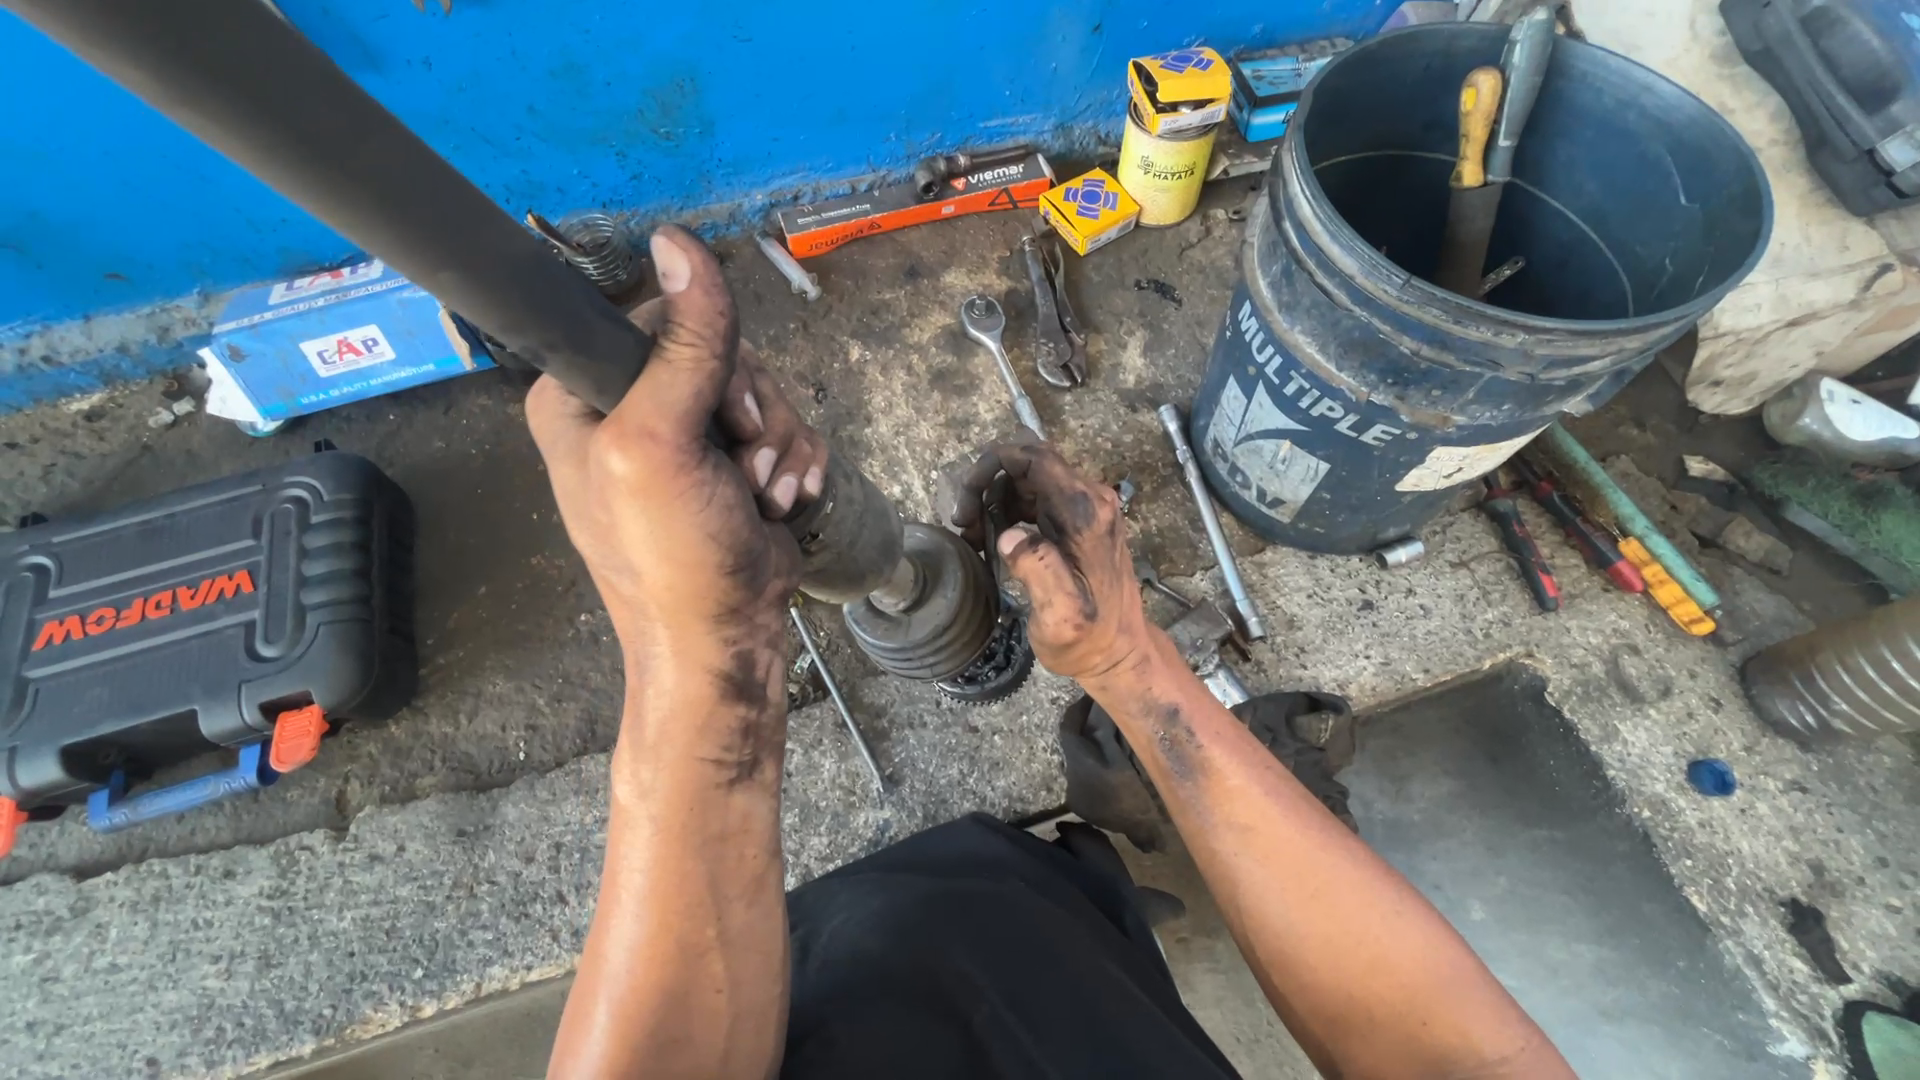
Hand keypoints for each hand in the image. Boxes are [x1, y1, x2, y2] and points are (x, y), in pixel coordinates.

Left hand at [526, 226, 826, 693]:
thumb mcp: (662, 442)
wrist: (726, 638)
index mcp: (587, 394)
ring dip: (779, 446)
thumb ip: (682, 345)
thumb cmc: (672, 553)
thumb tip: (678, 237)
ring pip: (767, 393)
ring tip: (764, 496)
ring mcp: (697, 437)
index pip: (657, 319)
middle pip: (725, 355)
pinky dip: (797, 464)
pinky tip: (786, 502)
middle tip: (743, 464)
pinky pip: (789, 430)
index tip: (721, 409)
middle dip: (753, 412)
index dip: (705, 351)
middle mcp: (639, 408)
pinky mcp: (742, 463)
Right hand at [952, 442, 1155, 685]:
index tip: (965, 501)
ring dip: (994, 501)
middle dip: (987, 487)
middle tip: (965, 527)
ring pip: (1028, 480)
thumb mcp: (1060, 614)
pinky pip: (1037, 498)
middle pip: (1027, 465)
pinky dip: (1009, 511)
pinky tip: (994, 541)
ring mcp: (1087, 508)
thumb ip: (1038, 569)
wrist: (1119, 653)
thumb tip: (1009, 536)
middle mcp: (1090, 499)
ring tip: (975, 538)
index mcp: (1084, 513)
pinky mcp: (1080, 520)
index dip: (992, 465)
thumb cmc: (1088, 638)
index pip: (1034, 458)